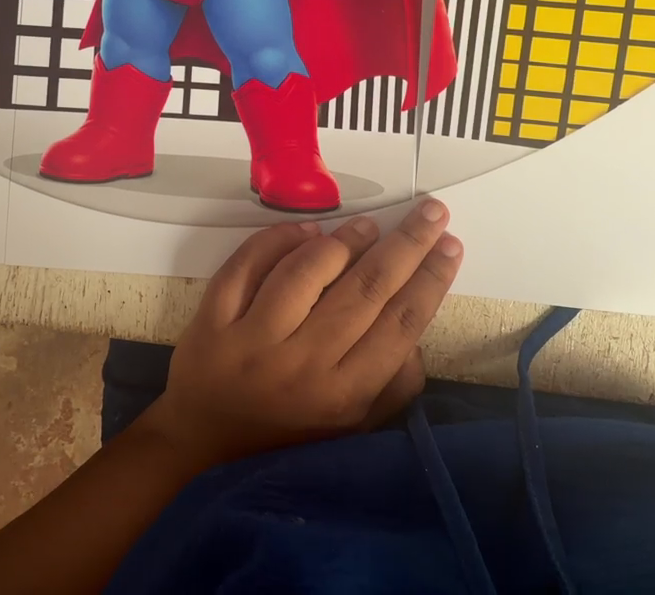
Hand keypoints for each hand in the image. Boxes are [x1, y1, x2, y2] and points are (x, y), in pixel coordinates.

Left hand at [131, 202, 462, 470]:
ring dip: (344, 240)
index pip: (400, 324)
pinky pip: (247, 265)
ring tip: (367, 224)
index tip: (451, 244)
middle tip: (432, 211)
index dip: (430, 279)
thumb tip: (417, 321)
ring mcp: (252, 340)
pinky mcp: (213, 320)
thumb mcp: (354, 426)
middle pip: (365, 289)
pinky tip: (307, 230)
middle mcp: (302, 364)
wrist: (203, 443)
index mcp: (344, 394)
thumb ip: (393, 383)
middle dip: (406, 244)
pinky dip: (277, 240)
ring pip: (305, 273)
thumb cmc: (289, 433)